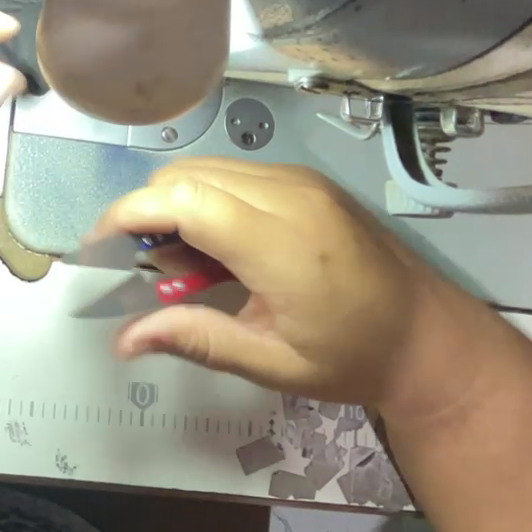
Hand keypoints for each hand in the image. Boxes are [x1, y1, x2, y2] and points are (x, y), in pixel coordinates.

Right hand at [91, 159, 496, 419]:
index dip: (128, 215)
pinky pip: (228, 173)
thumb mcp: (271, 362)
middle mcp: (289, 194)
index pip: (183, 199)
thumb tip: (122, 342)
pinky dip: (200, 201)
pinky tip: (213, 247)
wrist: (433, 338)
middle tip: (141, 266)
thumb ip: (194, 339)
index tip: (98, 248)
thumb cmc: (353, 357)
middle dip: (144, 214)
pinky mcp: (302, 179)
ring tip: (180, 262)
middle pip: (183, 177)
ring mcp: (299, 180)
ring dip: (171, 206)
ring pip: (202, 169)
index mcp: (282, 242)